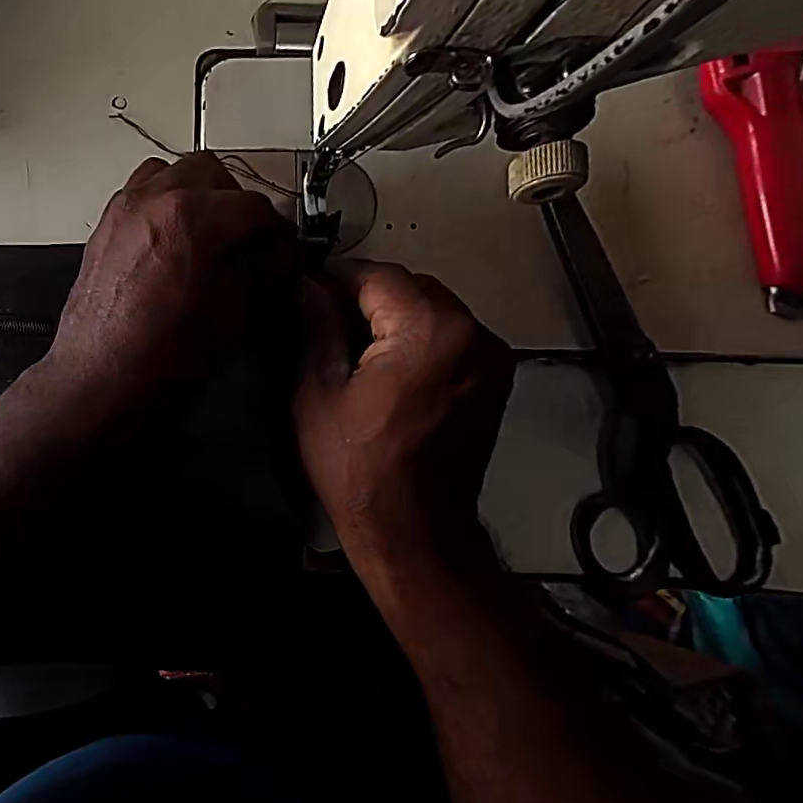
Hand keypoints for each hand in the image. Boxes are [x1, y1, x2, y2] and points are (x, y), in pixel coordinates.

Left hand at [45, 153, 293, 417]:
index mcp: (189, 219)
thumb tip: (269, 260)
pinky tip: (174, 236)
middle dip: (237, 202)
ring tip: (211, 229)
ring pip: (172, 172)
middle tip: (250, 237)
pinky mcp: (105, 227)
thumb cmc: (151, 358)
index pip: (253, 207)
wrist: (98, 376)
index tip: (281, 251)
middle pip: (212, 172)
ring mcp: (123, 211)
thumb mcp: (227, 318)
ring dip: (198, 192)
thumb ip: (256, 276)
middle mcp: (152, 202)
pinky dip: (164, 202)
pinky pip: (141, 193)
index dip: (277, 233)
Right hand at [294, 261, 513, 570]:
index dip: (336, 276)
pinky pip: (452, 337)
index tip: (308, 285)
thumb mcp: (318, 394)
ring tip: (351, 344)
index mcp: (428, 332)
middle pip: (412, 287)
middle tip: (323, 316)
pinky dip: (418, 338)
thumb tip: (309, 288)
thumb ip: (317, 329)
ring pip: (434, 309)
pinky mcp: (494, 379)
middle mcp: (472, 334)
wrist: (411, 527)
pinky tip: (385, 366)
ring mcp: (490, 357)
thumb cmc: (358, 469)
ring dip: (393, 316)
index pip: (379, 276)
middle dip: (366, 296)